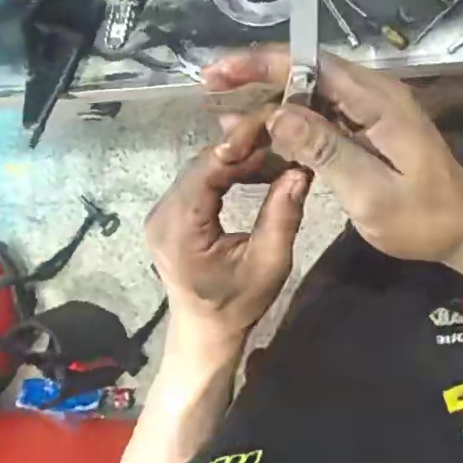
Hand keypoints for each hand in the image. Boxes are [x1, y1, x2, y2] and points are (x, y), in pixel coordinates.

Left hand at [145, 110, 311, 350]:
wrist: (204, 333)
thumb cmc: (237, 305)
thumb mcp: (269, 264)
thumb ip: (282, 216)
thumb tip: (300, 170)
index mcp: (180, 227)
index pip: (206, 169)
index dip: (239, 146)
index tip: (274, 129)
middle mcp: (162, 214)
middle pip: (202, 164)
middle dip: (243, 149)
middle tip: (282, 141)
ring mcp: (162, 213)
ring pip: (201, 168)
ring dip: (237, 159)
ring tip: (275, 155)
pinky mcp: (169, 214)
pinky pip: (198, 180)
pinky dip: (227, 172)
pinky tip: (255, 171)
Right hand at [201, 47, 462, 278]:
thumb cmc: (424, 217)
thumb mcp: (372, 192)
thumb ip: (326, 150)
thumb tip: (277, 115)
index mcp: (377, 100)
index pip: (312, 65)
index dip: (264, 62)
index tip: (221, 70)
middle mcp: (372, 93)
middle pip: (306, 72)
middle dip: (257, 77)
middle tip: (212, 89)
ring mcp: (370, 108)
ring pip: (309, 92)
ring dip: (269, 101)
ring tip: (226, 115)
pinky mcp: (367, 126)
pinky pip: (321, 113)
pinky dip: (288, 122)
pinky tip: (261, 134)